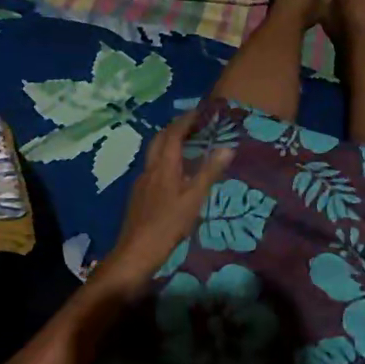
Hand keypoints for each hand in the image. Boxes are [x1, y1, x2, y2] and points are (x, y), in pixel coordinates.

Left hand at [89, 113, 232, 297]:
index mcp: (163, 166)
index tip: (200, 111)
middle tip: (193, 124)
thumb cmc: (168, 224)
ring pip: (154, 154)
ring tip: (187, 144)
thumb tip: (228, 147)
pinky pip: (153, 168)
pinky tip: (175, 173)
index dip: (185, 120)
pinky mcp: (139, 195)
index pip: (173, 134)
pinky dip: (165, 160)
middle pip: (159, 140)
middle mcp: (150, 169)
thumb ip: (209, 172)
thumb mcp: (194, 199)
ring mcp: (142, 182)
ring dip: (168, 143)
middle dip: (175, 128)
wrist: (136, 252)